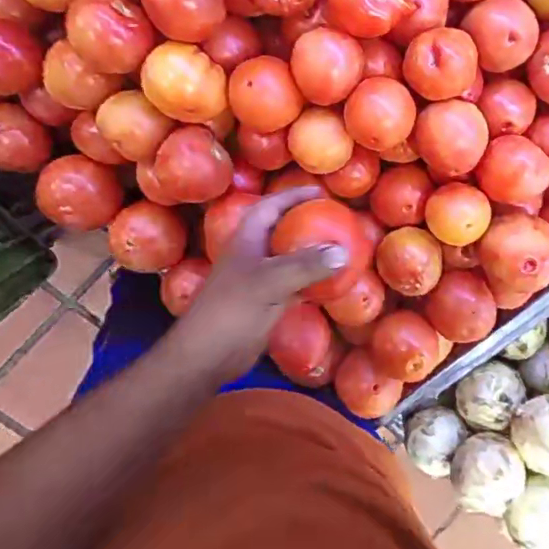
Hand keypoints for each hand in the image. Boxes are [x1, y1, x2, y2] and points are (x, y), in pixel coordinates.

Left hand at [169, 187, 346, 380]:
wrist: (205, 356)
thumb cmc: (230, 311)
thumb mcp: (268, 283)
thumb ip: (304, 266)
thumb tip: (342, 251)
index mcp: (246, 240)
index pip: (270, 207)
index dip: (293, 196)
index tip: (320, 192)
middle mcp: (253, 255)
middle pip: (282, 230)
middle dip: (306, 222)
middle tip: (336, 219)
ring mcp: (259, 280)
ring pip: (290, 259)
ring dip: (312, 253)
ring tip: (340, 247)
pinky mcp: (266, 303)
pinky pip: (295, 285)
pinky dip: (313, 282)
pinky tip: (333, 284)